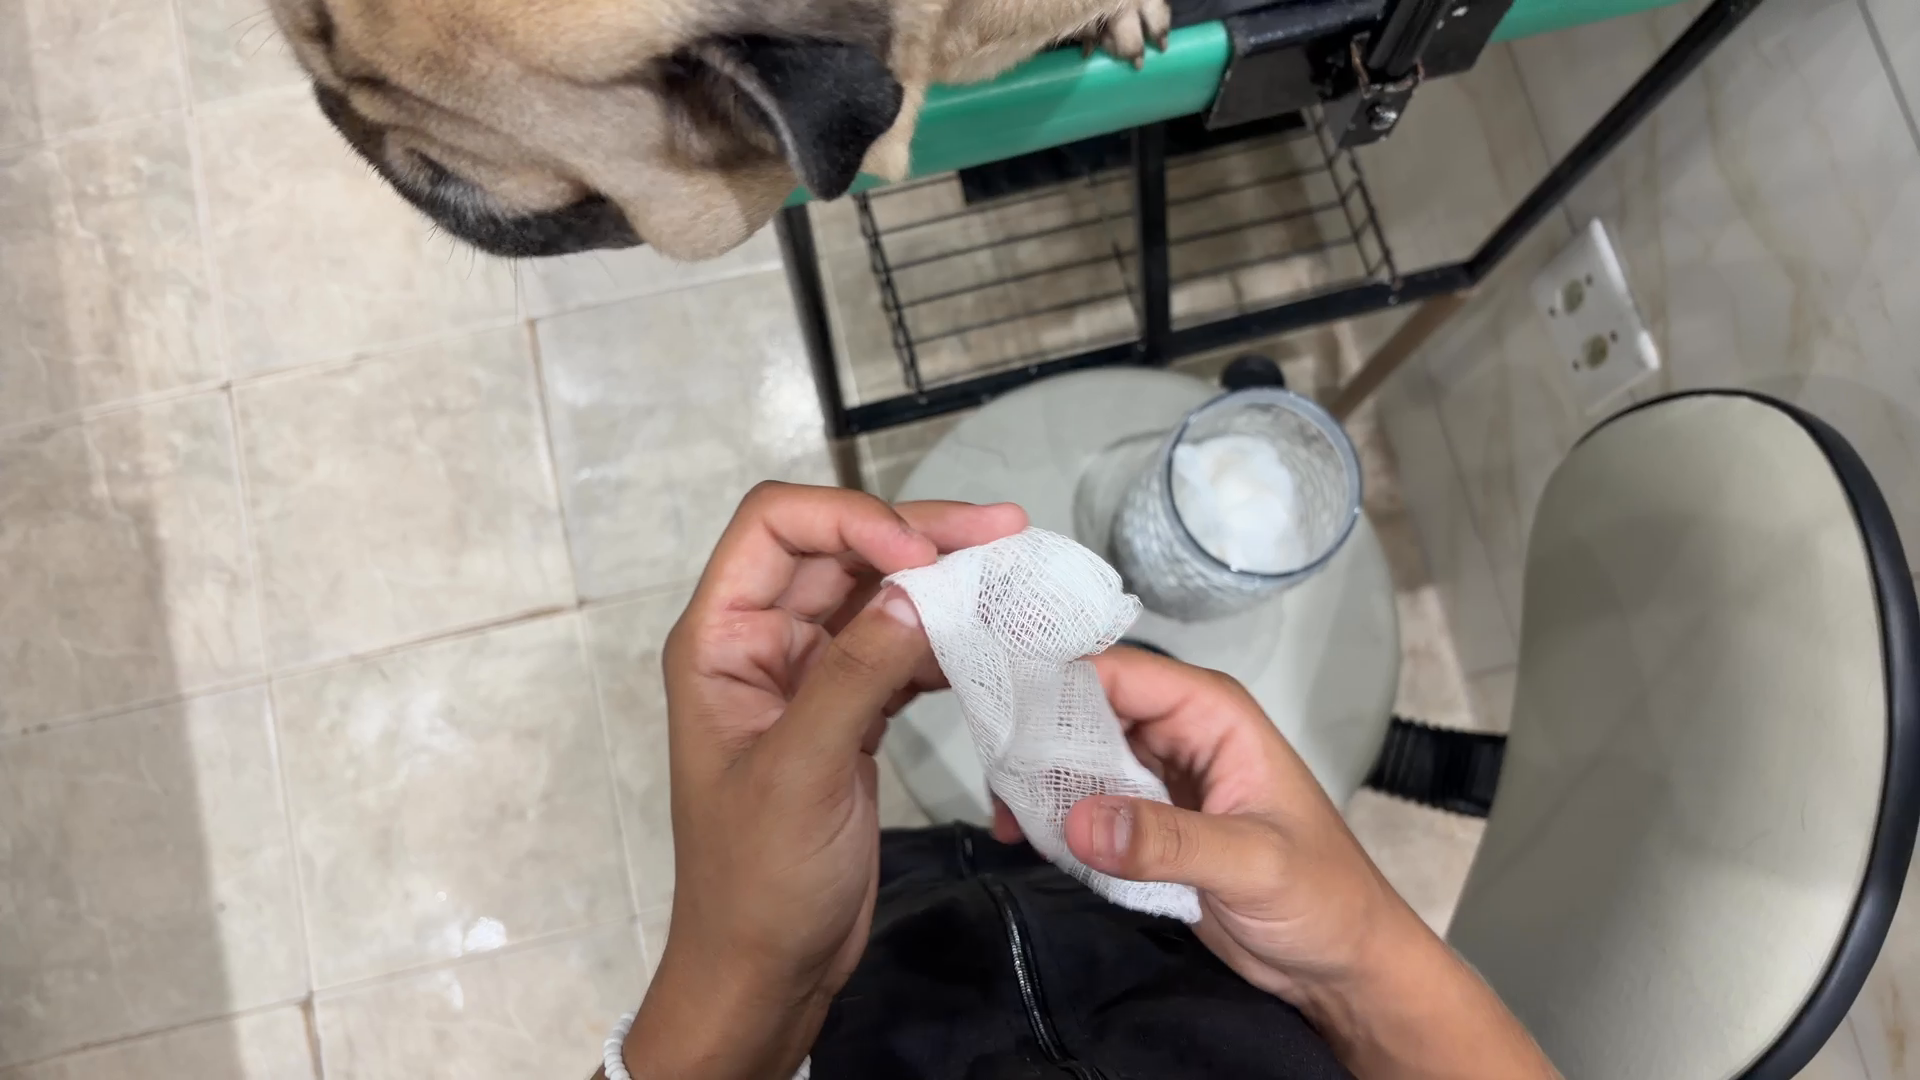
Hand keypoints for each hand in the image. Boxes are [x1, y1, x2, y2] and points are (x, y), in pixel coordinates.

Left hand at [625, 482, 1024, 1078]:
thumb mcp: (800, 773)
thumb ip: (854, 673)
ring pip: (880, 590)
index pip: (778, 524)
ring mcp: (814, 665)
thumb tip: (920, 590)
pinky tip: (991, 633)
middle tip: (1002, 530)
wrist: (771, 967)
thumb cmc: (759, 879)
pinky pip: (903, 642)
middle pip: (842, 547)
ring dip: (943, 576)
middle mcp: (767, 634)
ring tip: (1010, 569)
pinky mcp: (855, 698)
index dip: (850, 519)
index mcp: (723, 635)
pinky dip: (947, 632)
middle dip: (919, 534)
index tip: (923, 560)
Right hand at [1048, 647, 1556, 1078]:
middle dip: (1038, 736)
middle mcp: (1174, 728)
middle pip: (1088, 708)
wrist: (1342, 968)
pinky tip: (1027, 834)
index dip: (1059, 682)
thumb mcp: (1254, 864)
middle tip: (994, 774)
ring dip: (1040, 778)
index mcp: (1208, 710)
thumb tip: (1078, 821)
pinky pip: (1084, 796)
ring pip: (1078, 752)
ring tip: (1004, 813)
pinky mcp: (1141, 815)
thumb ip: (1169, 841)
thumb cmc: (1323, 897)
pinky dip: (1054, 812)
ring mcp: (1154, 772)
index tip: (1001, 713)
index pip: (1120, 673)